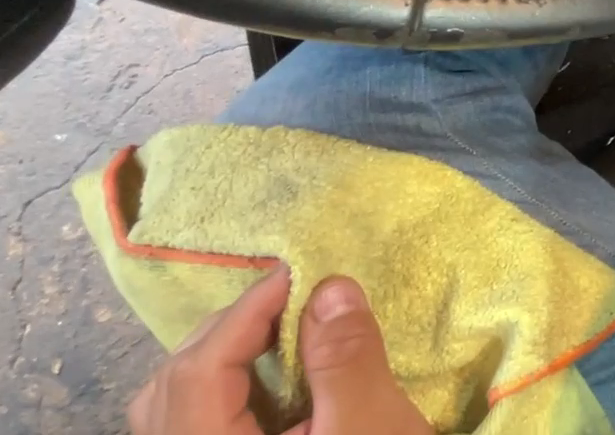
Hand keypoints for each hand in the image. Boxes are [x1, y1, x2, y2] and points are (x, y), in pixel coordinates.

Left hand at [130, 271, 433, 434]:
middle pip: (172, 387)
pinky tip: (275, 366)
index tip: (300, 269)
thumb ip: (346, 357)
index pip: (198, 373)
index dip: (245, 312)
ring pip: (175, 403)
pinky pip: (195, 418)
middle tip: (296, 292)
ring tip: (286, 322)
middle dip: (231, 327)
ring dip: (226, 351)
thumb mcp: (370, 423)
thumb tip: (331, 286)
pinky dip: (229, 379)